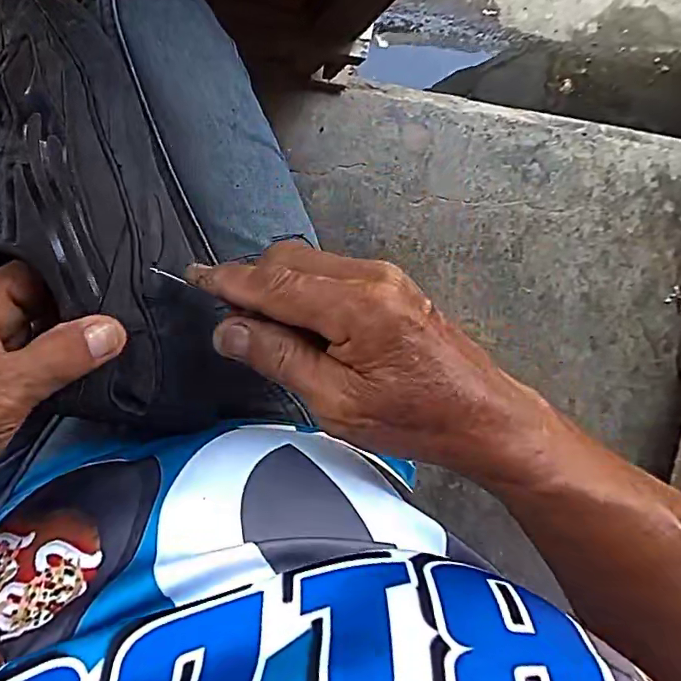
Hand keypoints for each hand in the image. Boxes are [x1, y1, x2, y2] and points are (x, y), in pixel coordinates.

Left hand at [0, 260, 124, 504]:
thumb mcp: (6, 388)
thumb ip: (62, 354)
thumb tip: (111, 329)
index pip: (34, 272)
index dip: (73, 283)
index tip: (111, 296)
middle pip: (41, 301)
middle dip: (75, 317)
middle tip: (113, 328)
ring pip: (41, 332)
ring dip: (66, 345)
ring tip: (102, 349)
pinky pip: (35, 360)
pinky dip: (56, 367)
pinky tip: (80, 372)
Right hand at [188, 242, 550, 482]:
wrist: (484, 416)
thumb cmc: (419, 419)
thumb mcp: (337, 404)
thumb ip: (279, 359)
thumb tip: (231, 332)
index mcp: (358, 306)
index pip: (273, 283)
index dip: (228, 281)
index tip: (196, 278)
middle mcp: (371, 278)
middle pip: (287, 261)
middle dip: (248, 281)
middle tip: (223, 312)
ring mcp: (382, 276)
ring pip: (306, 262)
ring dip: (273, 284)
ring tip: (257, 323)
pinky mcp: (388, 284)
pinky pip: (328, 271)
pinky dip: (299, 287)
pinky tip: (294, 320)